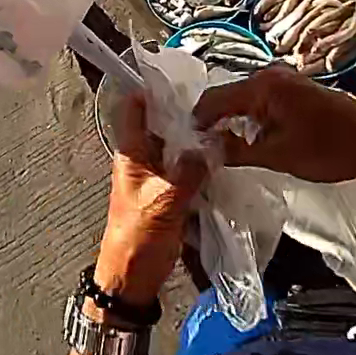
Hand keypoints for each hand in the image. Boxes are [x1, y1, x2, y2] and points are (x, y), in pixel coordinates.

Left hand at [95, 93, 205, 302]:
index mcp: (130, 153)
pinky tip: (222, 160)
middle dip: (183, 116)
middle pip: (160, 127)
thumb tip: (210, 145)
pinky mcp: (168, 193)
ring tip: (225, 128)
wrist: (132, 274)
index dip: (151, 91)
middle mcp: (141, 159)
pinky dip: (199, 164)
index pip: (135, 109)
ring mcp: (155, 176)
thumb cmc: (139, 235)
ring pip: (175, 148)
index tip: (179, 80)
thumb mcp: (166, 201)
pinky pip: (184, 170)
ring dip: (194, 141)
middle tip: (217, 106)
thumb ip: (189, 171)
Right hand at [192, 64, 355, 184]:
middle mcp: (269, 75)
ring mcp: (284, 78)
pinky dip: (251, 115)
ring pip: (243, 97)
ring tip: (229, 144)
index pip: (213, 99)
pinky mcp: (296, 87)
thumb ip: (235, 150)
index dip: (198, 121)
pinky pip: (260, 97)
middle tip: (207, 145)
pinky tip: (254, 135)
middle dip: (215, 120)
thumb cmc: (330, 151)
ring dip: (234, 118)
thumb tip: (205, 149)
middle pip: (227, 95)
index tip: (191, 142)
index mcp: (261, 86)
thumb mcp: (277, 156)